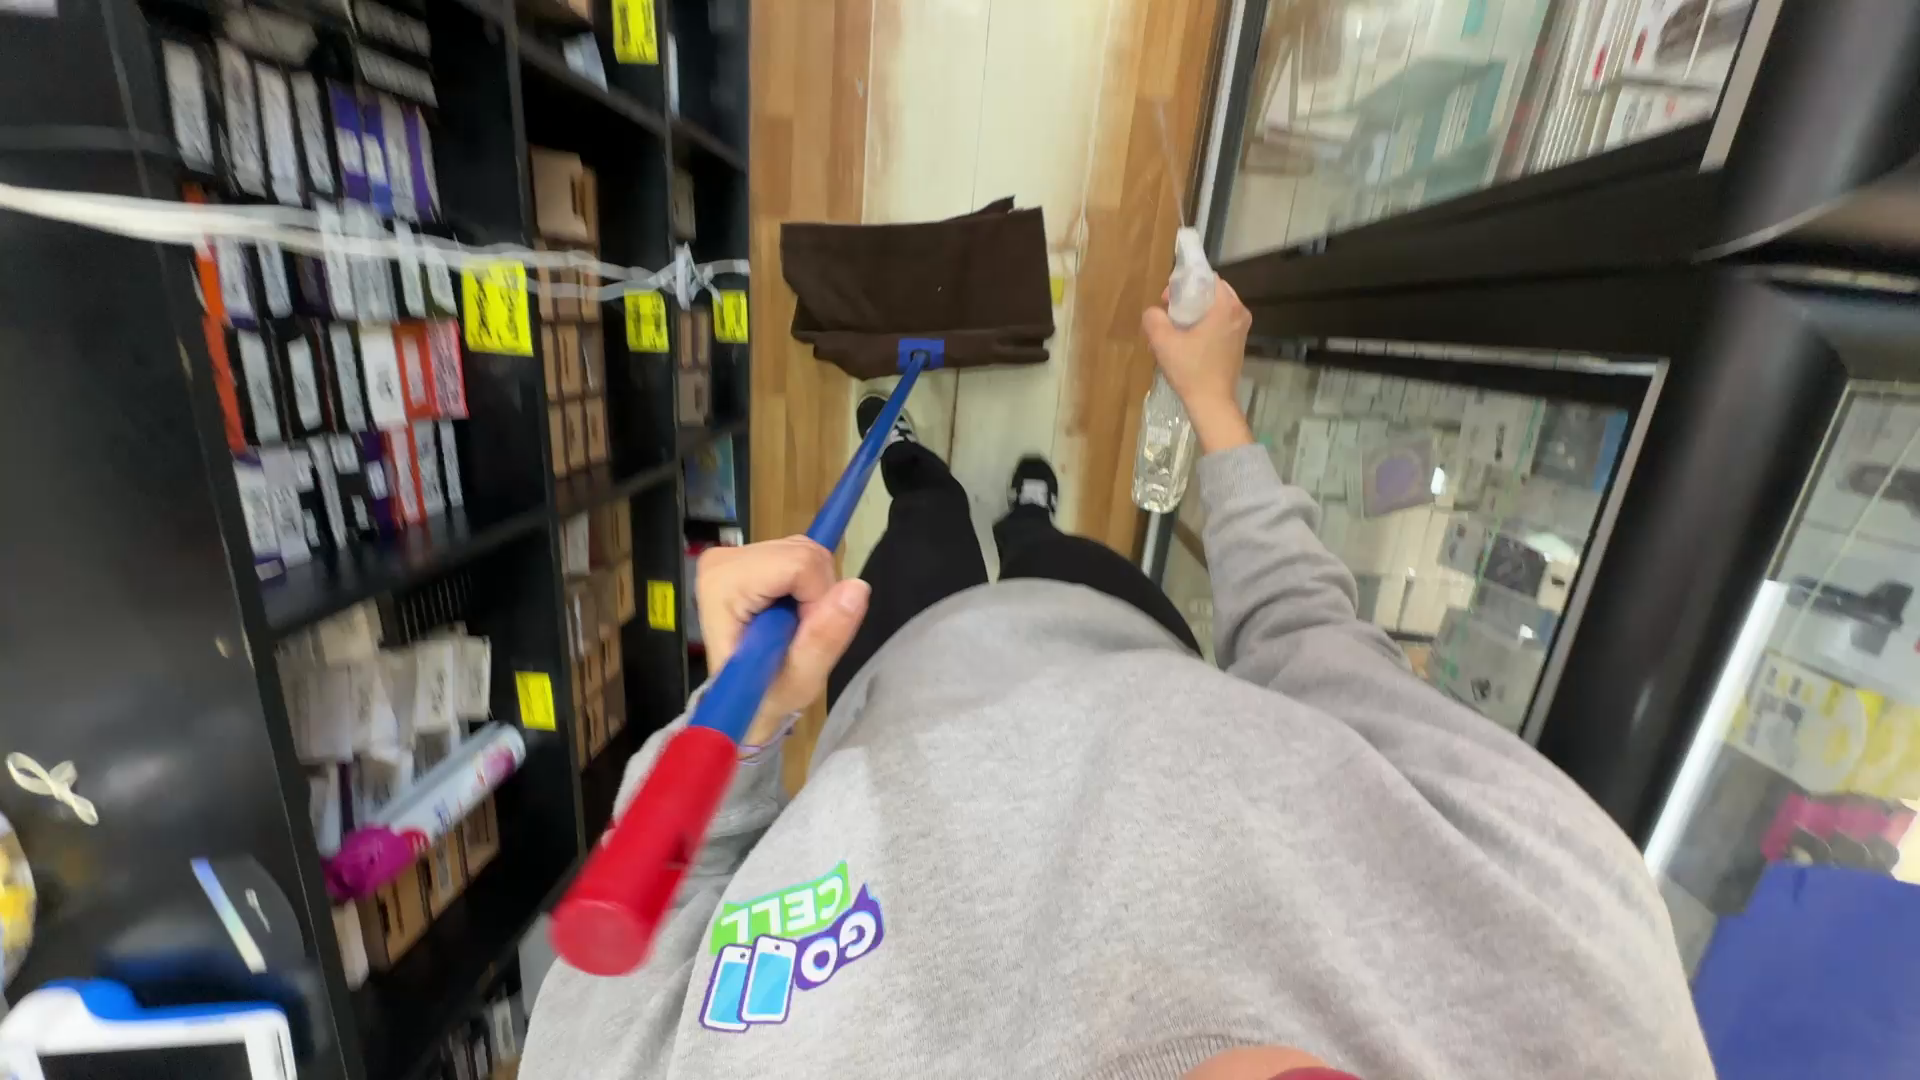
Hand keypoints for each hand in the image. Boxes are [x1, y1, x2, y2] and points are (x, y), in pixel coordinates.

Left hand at [695, 537, 869, 745]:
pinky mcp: (748, 554)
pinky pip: (801, 554)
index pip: (802, 564)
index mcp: (725, 582)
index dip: (818, 601)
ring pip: (807, 552)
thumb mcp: (800, 680)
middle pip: (806, 553)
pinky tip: (791, 611)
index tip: (801, 636)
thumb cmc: (764, 696)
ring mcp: (734, 553)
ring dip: (816, 591)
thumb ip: (825, 636)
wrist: (741, 702)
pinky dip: (809, 585)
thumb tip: (858, 586)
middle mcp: (725, 559)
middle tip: (799, 632)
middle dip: (818, 594)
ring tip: (794, 625)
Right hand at [1141, 282, 1254, 452]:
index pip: (1207, 278)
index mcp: (1225, 306)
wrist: (1212, 402)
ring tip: (1176, 330)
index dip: (1184, 284)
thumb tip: (1153, 312)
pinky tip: (1188, 344)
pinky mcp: (1238, 344)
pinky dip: (1204, 327)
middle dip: (1189, 299)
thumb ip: (1154, 319)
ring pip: (1215, 310)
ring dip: (1195, 315)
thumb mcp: (1163, 342)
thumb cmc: (1190, 370)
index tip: (1167, 300)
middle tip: (1169, 314)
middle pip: (1211, 294)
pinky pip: (1220, 324)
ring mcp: (1242, 330)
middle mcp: (1239, 313)